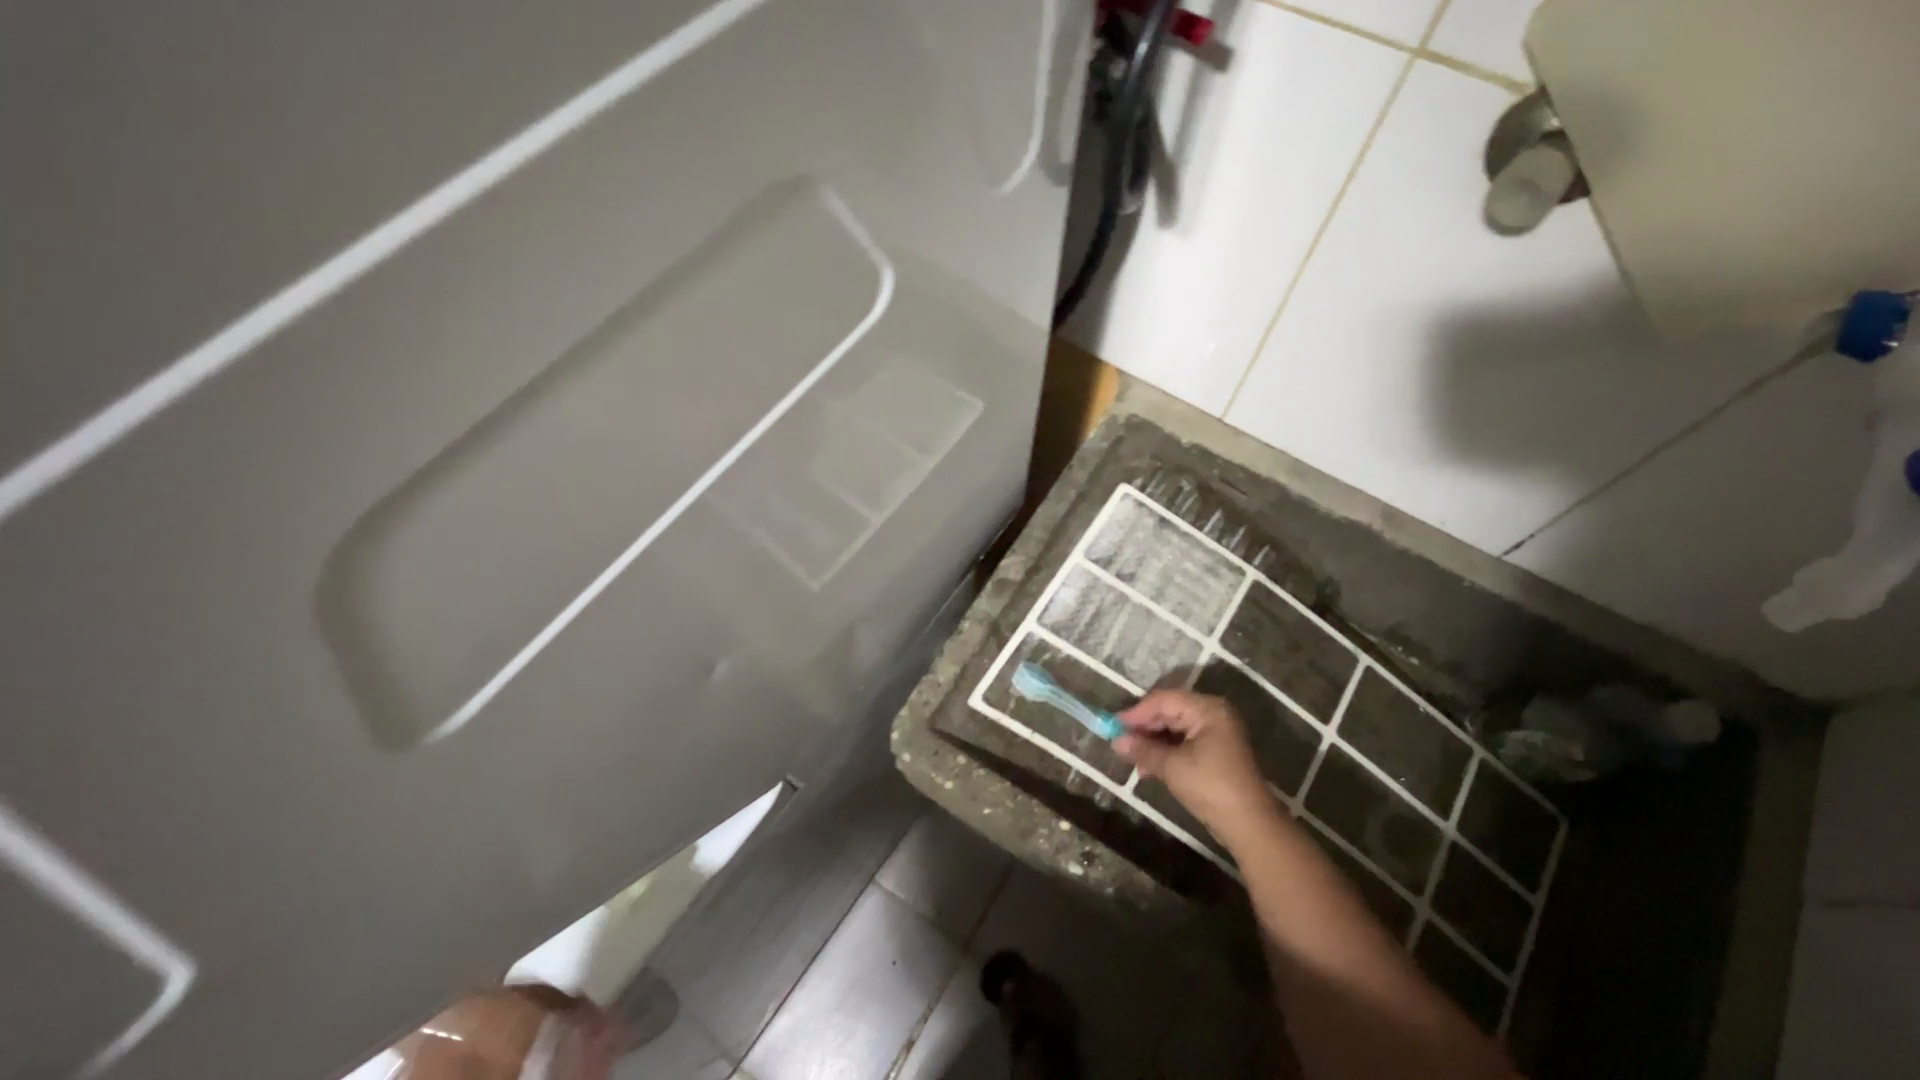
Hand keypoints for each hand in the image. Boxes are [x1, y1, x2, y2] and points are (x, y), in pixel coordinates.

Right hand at [1114, 690, 1279, 839]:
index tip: (1112, 727)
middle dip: (1143, 727)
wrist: (1248, 823)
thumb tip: (1115, 741)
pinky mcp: (1214, 753)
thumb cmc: (1210, 787)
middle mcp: (1213, 715)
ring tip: (1131, 757)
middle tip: (1119, 742)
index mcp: (1207, 709)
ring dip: (1152, 742)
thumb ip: (1143, 749)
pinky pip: (1183, 743)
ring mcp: (1215, 734)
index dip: (1136, 713)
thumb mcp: (1172, 766)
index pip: (1163, 700)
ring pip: (1174, 728)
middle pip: (1169, 711)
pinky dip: (1165, 752)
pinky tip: (1147, 767)